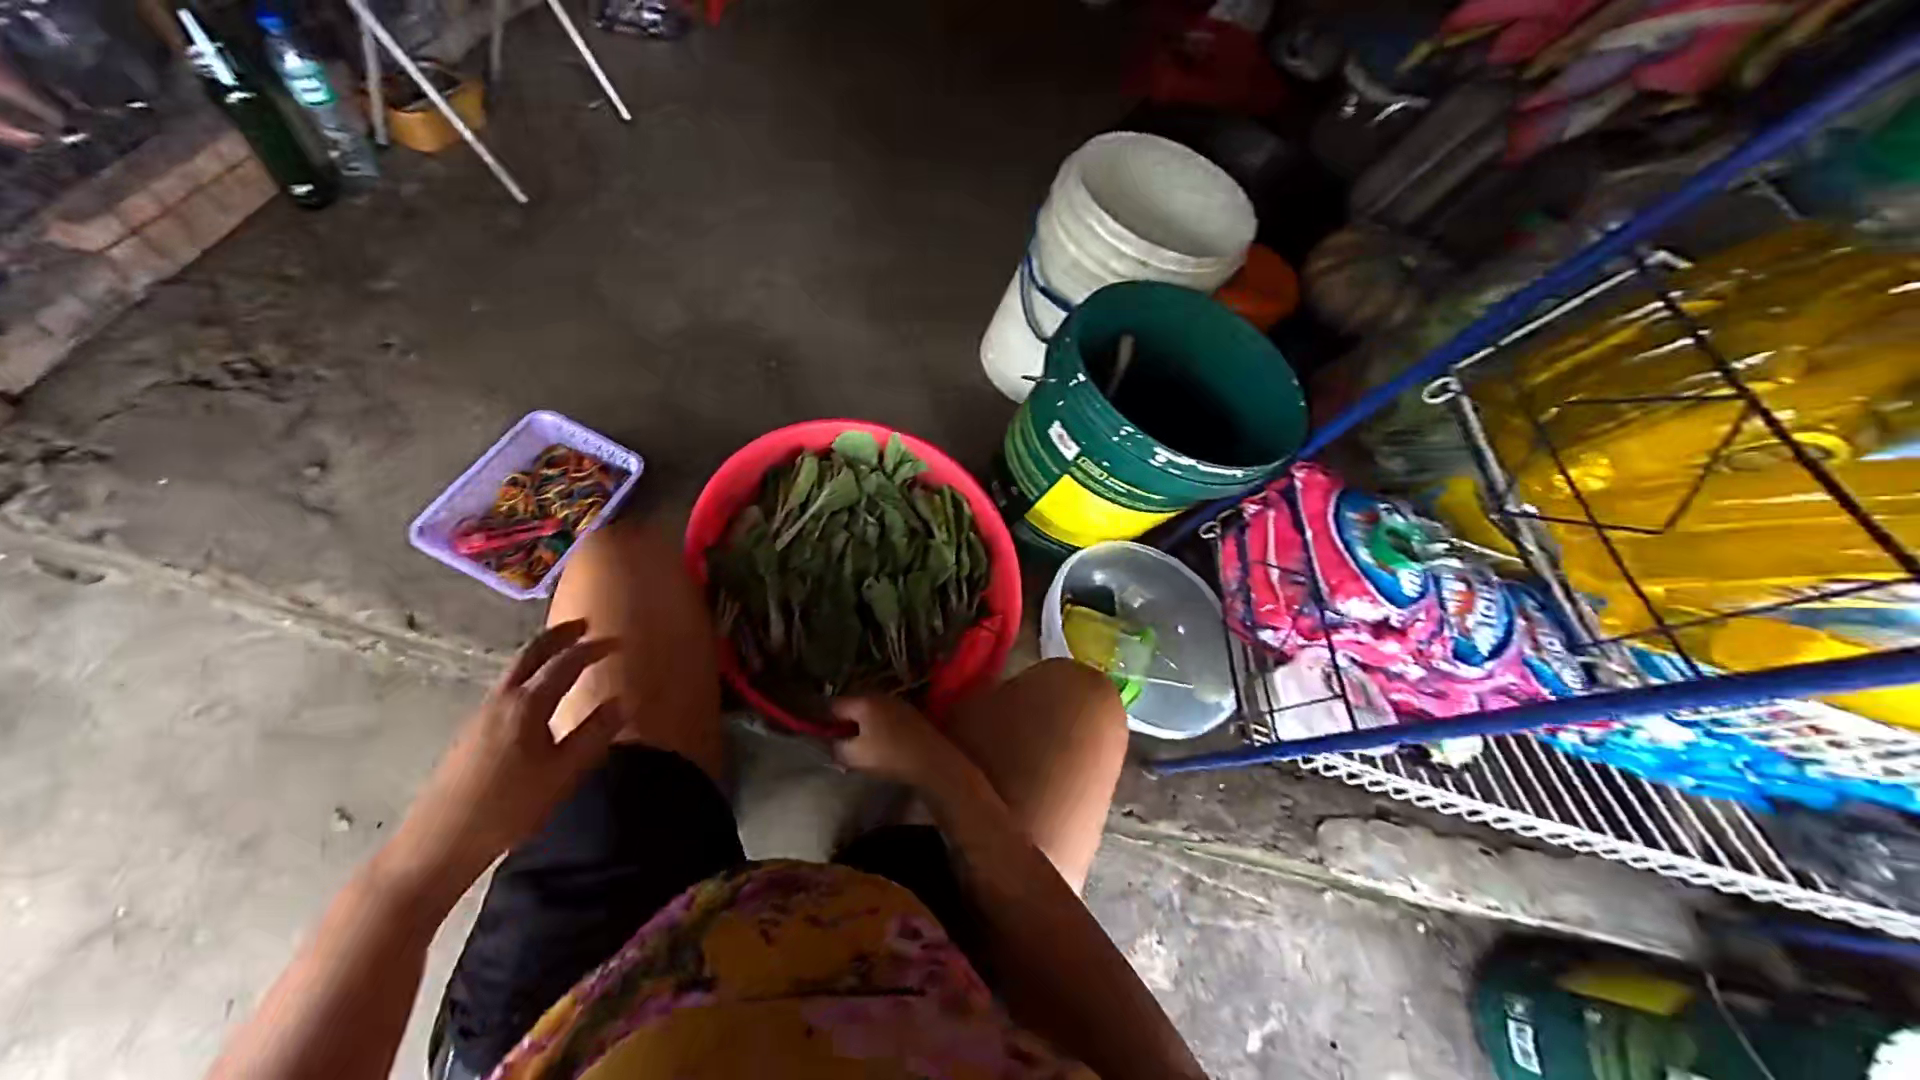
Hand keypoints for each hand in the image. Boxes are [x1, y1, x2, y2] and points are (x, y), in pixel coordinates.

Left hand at [389, 621, 623, 884]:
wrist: (439, 841)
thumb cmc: (510, 807)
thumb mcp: (563, 772)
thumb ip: (595, 733)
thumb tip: (624, 701)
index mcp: (527, 705)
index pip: (565, 664)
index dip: (593, 649)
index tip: (617, 642)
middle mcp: (502, 699)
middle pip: (531, 654)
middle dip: (559, 636)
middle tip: (583, 625)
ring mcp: (482, 714)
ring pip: (515, 668)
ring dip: (542, 652)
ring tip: (565, 650)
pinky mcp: (473, 730)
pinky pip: (507, 685)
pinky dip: (529, 672)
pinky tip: (537, 690)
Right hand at [831, 696, 969, 789]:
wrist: (933, 760)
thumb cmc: (891, 756)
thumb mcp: (855, 756)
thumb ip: (836, 747)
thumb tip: (829, 743)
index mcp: (863, 702)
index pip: (832, 705)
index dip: (820, 719)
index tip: (815, 734)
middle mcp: (879, 696)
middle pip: (850, 707)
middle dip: (840, 724)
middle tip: (835, 744)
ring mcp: (896, 703)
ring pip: (867, 713)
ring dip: (858, 727)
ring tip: (855, 747)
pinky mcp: (908, 714)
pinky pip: (882, 718)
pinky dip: (874, 728)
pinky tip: (876, 745)